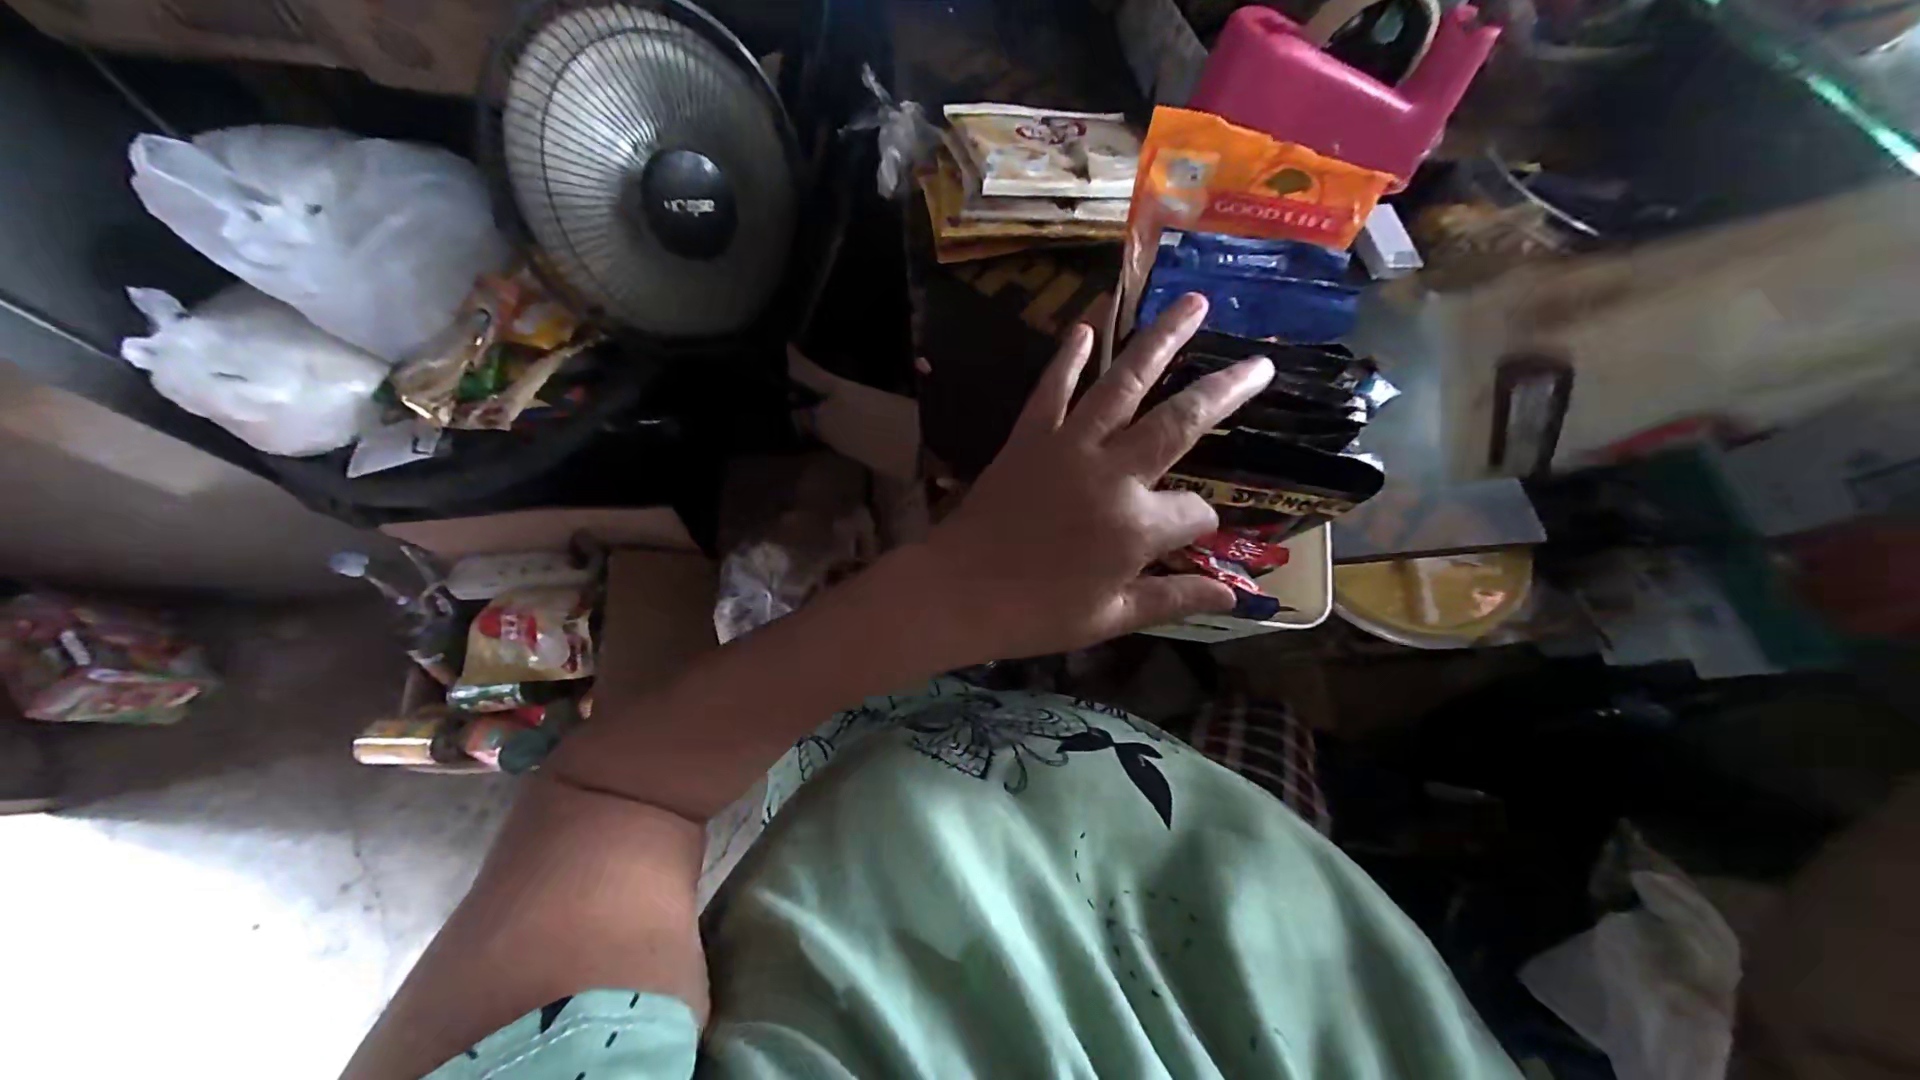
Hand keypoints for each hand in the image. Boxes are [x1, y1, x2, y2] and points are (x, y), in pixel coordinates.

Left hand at [913, 293, 1273, 661]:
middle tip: (1260, 362)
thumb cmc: (1035, 615)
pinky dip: (1069, 357)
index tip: (1190, 535)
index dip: (1199, 525)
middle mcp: (1113, 473)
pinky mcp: (1028, 437)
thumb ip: (1173, 598)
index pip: (1195, 514)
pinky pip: (1052, 389)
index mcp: (1138, 527)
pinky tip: (1087, 326)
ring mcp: (1068, 447)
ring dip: (1160, 341)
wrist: (956, 593)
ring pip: (1123, 384)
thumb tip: (1234, 595)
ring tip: (1193, 302)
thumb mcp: (1110, 618)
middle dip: (1225, 391)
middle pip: (1180, 422)